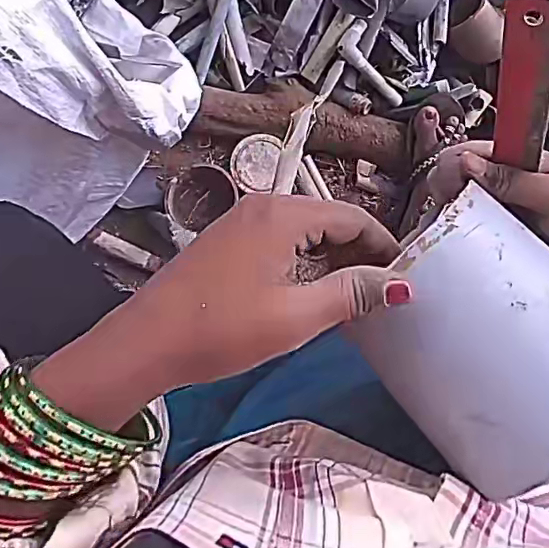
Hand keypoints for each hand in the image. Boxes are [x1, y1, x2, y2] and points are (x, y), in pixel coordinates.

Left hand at [31, 195, 405, 429]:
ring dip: (332, 260)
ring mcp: (244, 219)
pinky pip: (282, 240)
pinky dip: (305, 262)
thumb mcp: (295, 316)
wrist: (144, 343)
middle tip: (380, 294)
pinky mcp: (230, 238)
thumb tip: (401, 284)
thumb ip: (352, 294)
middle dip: (359, 254)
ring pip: (306, 231)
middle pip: (329, 220)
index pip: (352, 217)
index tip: (404, 278)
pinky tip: (312, 292)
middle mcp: (265, 204)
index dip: (383, 246)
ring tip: (351, 299)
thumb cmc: (222, 329)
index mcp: (283, 213)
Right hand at [415, 141, 548, 277]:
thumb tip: (467, 161)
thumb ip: (512, 178)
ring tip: (445, 231)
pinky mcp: (510, 233)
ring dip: (452, 215)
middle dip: (445, 192)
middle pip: (461, 177)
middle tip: (443, 214)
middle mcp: (510, 180)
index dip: (451, 166)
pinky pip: (479, 230)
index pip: (472, 151)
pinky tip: (458, 244)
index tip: (444, 190)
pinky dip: (465, 235)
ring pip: (465, 205)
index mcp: (522, 158)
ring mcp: (509, 207)